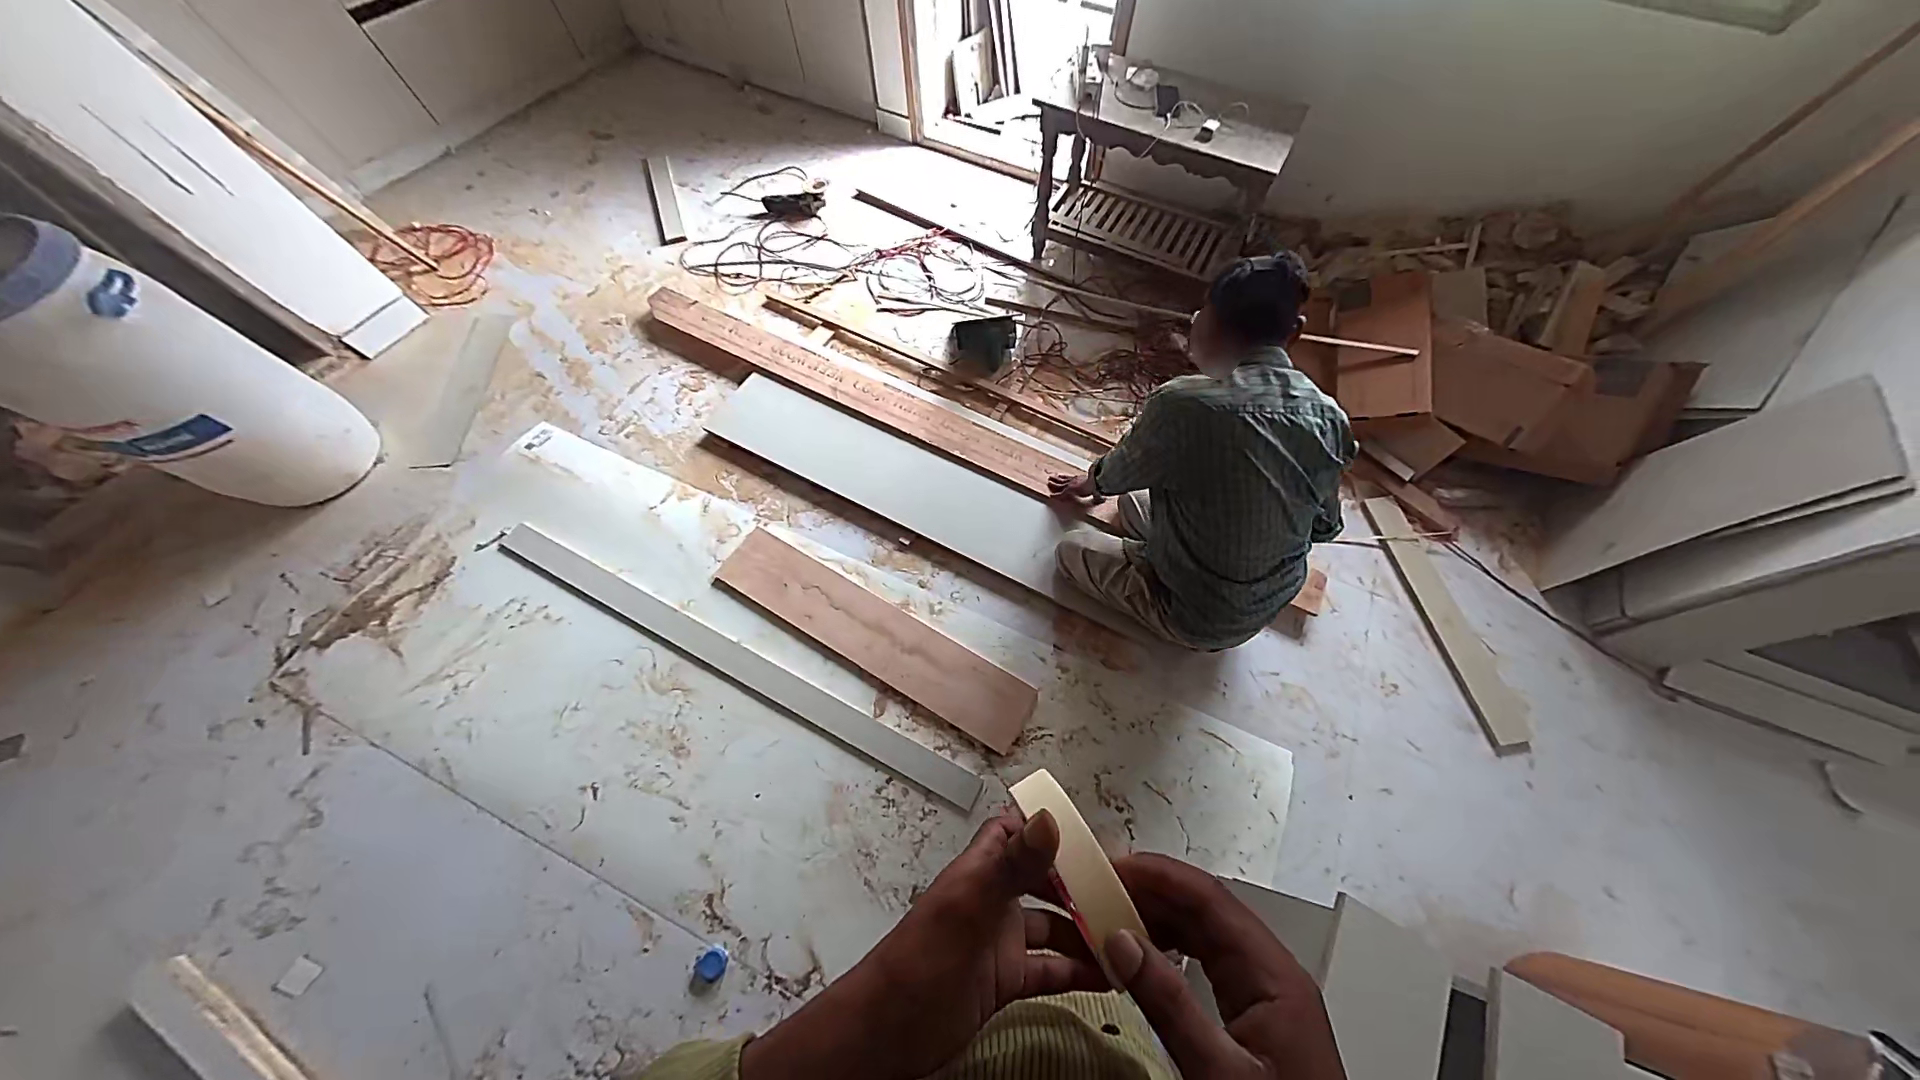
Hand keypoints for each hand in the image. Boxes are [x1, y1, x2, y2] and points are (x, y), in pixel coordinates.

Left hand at [740, 811, 1106, 1079]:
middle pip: (1044, 878)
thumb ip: (1010, 865)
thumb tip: (1048, 817)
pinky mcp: (1004, 980)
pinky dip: (1077, 970)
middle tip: (1127, 893)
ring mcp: (1000, 941)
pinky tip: (1108, 976)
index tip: (1093, 837)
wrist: (887, 1035)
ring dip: (1087, 930)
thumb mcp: (969, 908)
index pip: (1015, 832)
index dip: (1047, 828)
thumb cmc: (923, 963)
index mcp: (982, 871)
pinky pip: (1049, 969)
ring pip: (1053, 926)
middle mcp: (993, 899)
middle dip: (1082, 882)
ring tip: (1129, 939)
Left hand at [1047, 470, 1100, 501]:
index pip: (1070, 478)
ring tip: (1048, 482)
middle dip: (1056, 478)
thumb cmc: (1098, 484)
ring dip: (1053, 484)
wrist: (1096, 481)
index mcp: (1080, 479)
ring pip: (1059, 484)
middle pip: (1063, 479)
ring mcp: (1070, 485)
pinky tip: (1051, 496)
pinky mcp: (1068, 491)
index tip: (1060, 476)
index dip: (1065, 477)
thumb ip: (1098, 493)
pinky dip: (1055, 495)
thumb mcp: (1098, 487)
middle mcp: (1074, 481)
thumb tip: (1103, 499)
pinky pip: (1060, 494)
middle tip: (1050, 477)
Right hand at [1108, 854, 1346, 1079]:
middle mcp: (1270, 970)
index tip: (1114, 868)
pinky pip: (1204, 958)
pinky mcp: (1251, 1010)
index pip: (1210, 898)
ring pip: (1202, 931)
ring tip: (1110, 916)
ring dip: (1156, 918)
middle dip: (1151, 893)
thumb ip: (1169, 1005)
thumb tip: (1120, 940)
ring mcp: (1262, 989)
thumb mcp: (1218, 1073)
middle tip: (1100, 890)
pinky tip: (1140, 953)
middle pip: (1205, 909)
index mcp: (1273, 973)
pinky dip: (1168, 946)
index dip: (1160, 875)